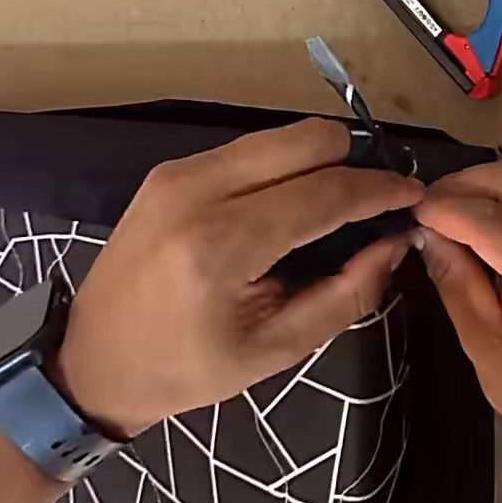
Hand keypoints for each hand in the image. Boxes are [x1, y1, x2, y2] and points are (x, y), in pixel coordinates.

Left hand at [54, 119, 422, 436]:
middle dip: (357, 160)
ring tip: (343, 198)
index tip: (414, 192)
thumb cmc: (187, 368)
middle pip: (309, 139)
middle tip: (377, 196)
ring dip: (326, 159)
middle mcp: (198, 190)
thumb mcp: (279, 349)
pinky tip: (296, 198)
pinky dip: (291, 163)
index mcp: (222, 245)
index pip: (325, 193)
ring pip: (285, 134)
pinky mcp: (173, 167)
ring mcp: (180, 171)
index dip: (380, 188)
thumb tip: (397, 240)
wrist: (88, 362)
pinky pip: (256, 146)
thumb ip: (350, 292)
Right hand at [413, 161, 501, 460]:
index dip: (445, 208)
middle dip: (464, 184)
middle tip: (425, 206)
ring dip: (484, 184)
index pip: (493, 220)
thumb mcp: (481, 341)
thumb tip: (423, 228)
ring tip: (446, 207)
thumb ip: (454, 277)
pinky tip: (477, 214)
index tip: (409, 212)